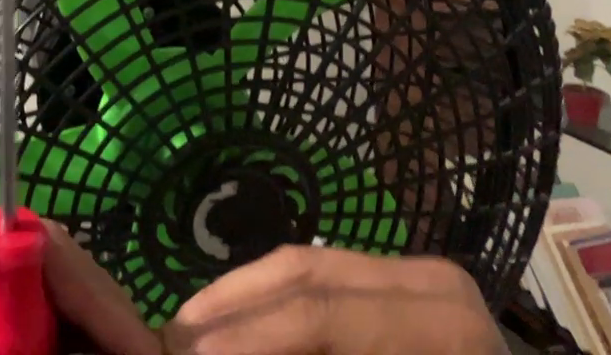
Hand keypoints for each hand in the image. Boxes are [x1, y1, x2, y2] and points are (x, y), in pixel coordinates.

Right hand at [160, 247, 504, 354]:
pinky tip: (235, 320)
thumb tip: (214, 349)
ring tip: (189, 325)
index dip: (246, 332)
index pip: (319, 313)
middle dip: (229, 301)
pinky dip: (272, 298)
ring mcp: (417, 274)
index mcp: (439, 324)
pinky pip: (321, 274)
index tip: (185, 351)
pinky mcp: (403, 280)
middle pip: (302, 270)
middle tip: (171, 332)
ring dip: (242, 296)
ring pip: (303, 264)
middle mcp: (429, 282)